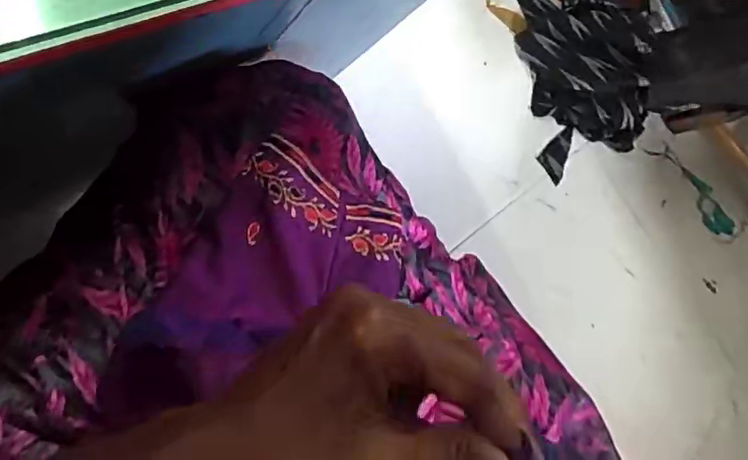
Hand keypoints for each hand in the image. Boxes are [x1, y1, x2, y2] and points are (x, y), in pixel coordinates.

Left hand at [67, 285, 533, 459]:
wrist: (219, 450)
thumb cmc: (298, 453)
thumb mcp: (378, 458)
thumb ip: (447, 452)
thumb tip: (505, 456)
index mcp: (377, 324)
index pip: (460, 361)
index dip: (501, 409)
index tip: (528, 454)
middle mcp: (367, 303)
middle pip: (447, 342)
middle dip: (482, 392)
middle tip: (511, 444)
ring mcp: (349, 312)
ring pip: (425, 344)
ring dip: (455, 387)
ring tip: (479, 433)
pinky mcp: (337, 329)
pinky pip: (397, 350)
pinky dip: (421, 384)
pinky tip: (431, 418)